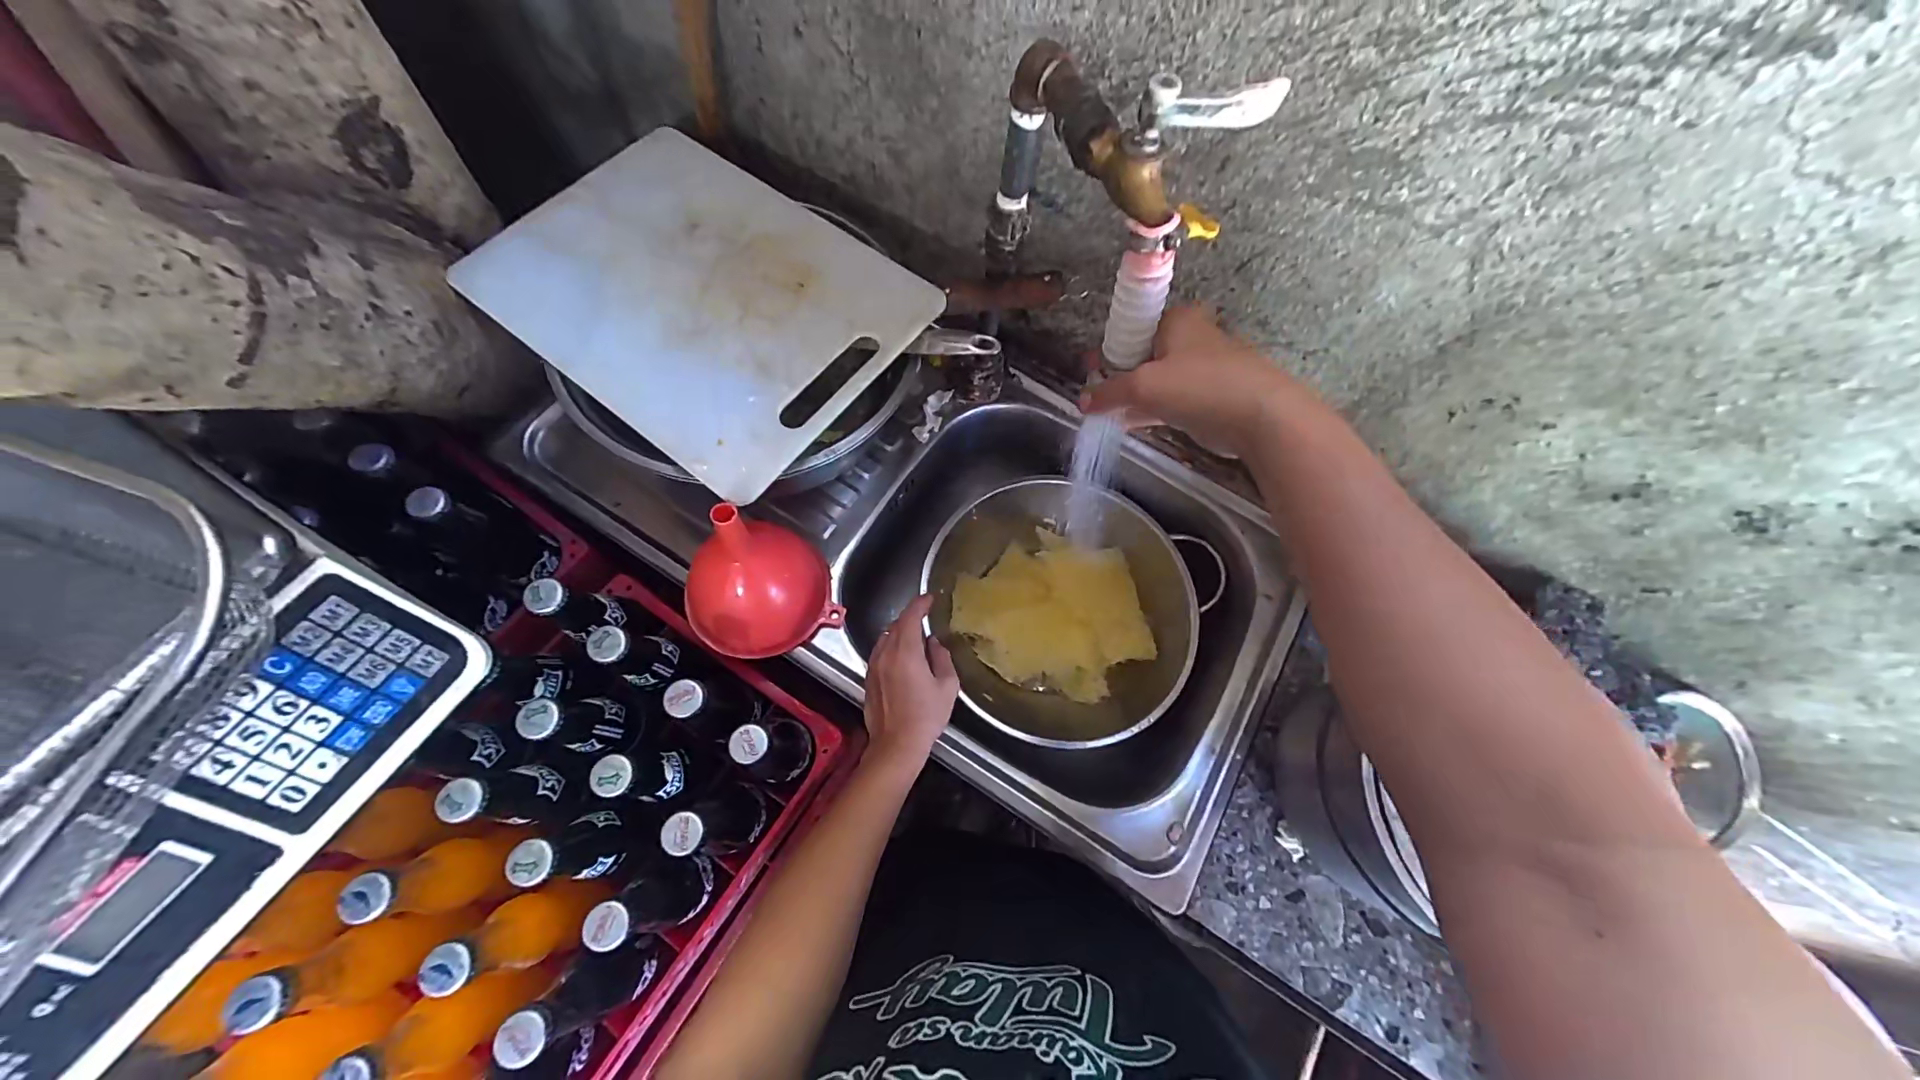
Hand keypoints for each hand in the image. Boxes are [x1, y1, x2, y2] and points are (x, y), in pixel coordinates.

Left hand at [863, 594, 958, 774]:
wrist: (897, 744)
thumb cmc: (925, 717)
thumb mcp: (947, 686)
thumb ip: (942, 658)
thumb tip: (935, 644)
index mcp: (906, 652)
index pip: (910, 617)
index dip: (920, 604)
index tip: (929, 599)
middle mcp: (886, 655)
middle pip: (895, 625)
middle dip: (910, 617)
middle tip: (924, 615)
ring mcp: (874, 667)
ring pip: (885, 638)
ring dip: (899, 632)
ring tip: (914, 635)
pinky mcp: (869, 679)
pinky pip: (880, 653)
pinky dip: (891, 647)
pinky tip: (902, 656)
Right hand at [1082, 305, 1303, 457]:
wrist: (1262, 416)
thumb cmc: (1200, 386)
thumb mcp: (1142, 386)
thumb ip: (1109, 393)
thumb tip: (1084, 401)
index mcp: (1178, 320)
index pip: (1134, 328)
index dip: (1109, 349)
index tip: (1090, 369)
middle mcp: (1193, 338)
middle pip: (1145, 355)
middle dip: (1120, 375)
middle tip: (1097, 395)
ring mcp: (1205, 370)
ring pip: (1159, 381)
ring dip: (1135, 397)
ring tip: (1110, 414)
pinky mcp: (1213, 398)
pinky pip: (1173, 402)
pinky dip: (1152, 411)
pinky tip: (1132, 424)